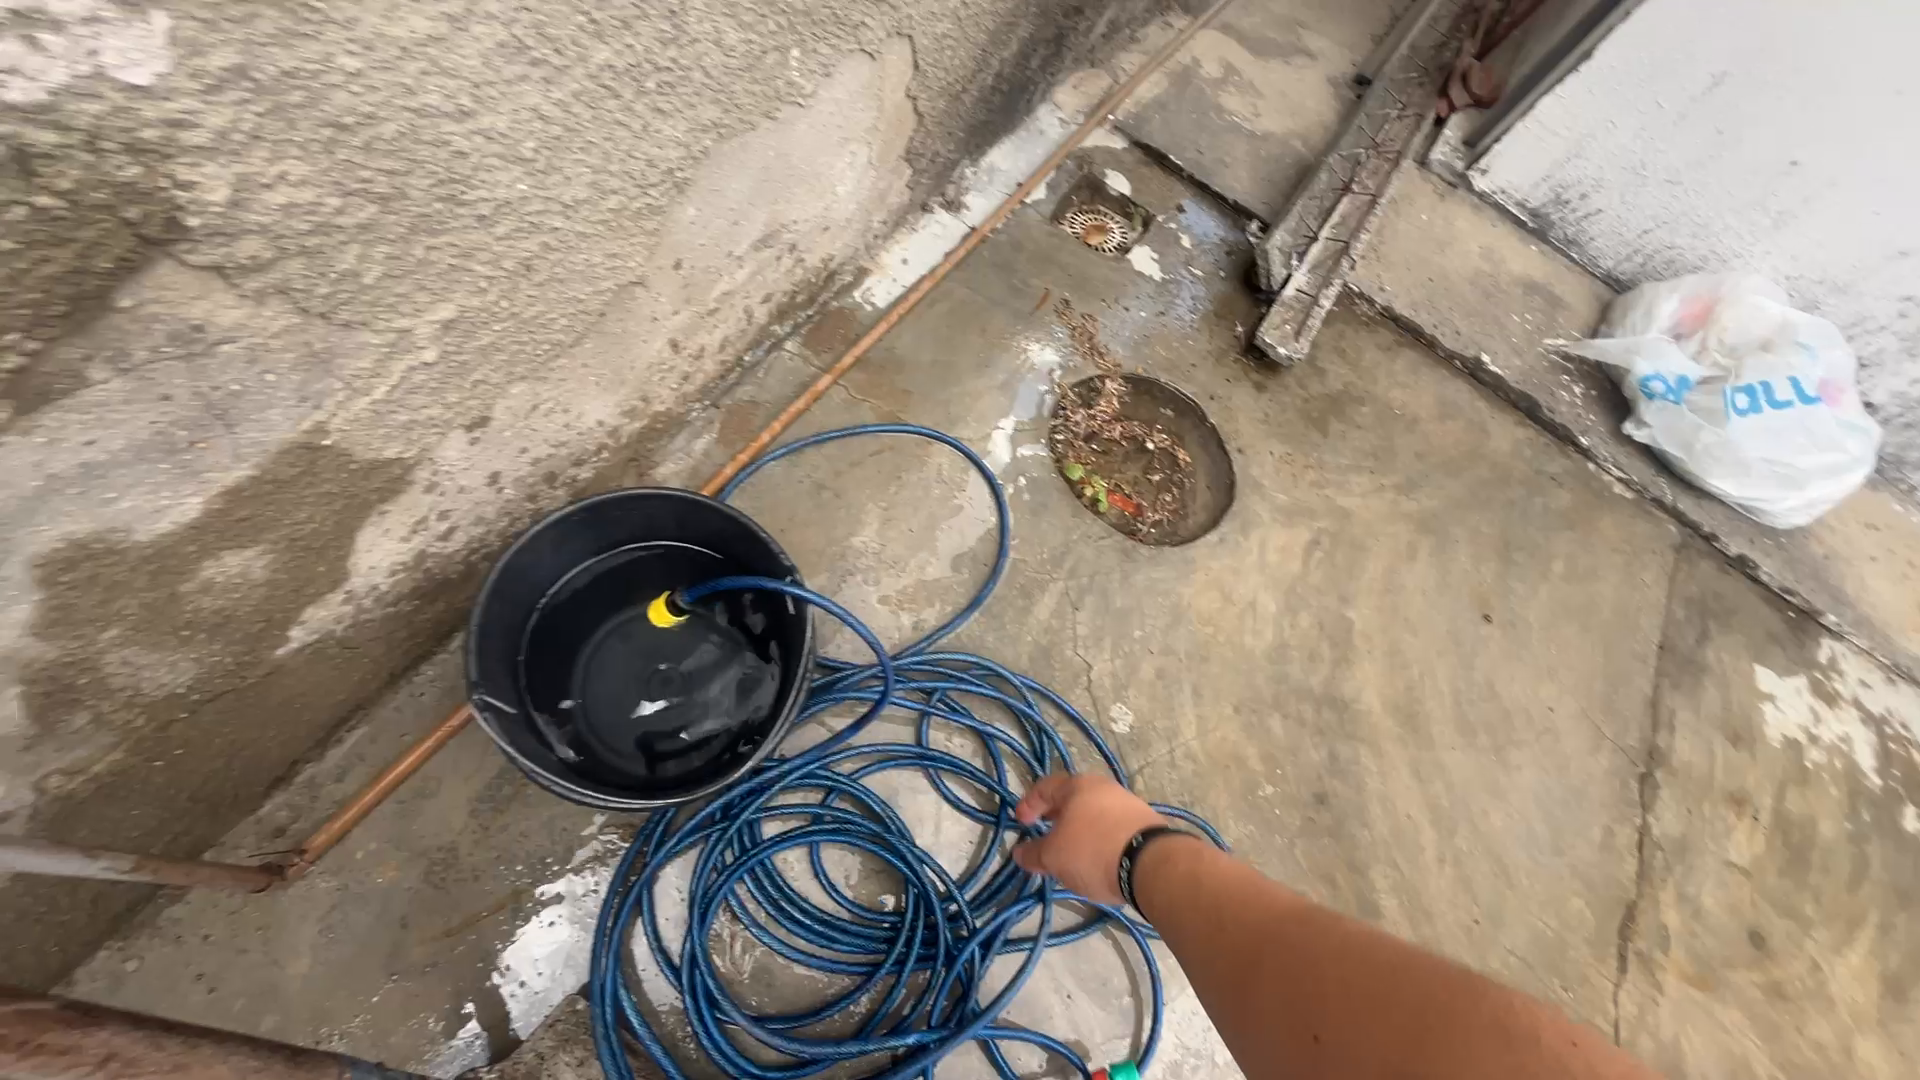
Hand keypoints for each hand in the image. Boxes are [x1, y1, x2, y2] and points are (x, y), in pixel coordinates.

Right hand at [1010, 773, 1166, 904]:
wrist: (1151, 864)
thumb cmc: (1093, 851)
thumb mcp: (1054, 856)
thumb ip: (1034, 854)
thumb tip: (1019, 853)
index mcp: (1077, 785)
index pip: (1045, 787)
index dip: (1029, 804)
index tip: (1021, 822)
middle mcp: (1103, 787)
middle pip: (1071, 798)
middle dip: (1055, 816)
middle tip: (1044, 833)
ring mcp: (1127, 802)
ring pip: (1093, 812)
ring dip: (1078, 828)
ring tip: (1071, 850)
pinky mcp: (1144, 823)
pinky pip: (1112, 826)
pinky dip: (1099, 837)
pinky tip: (1097, 857)